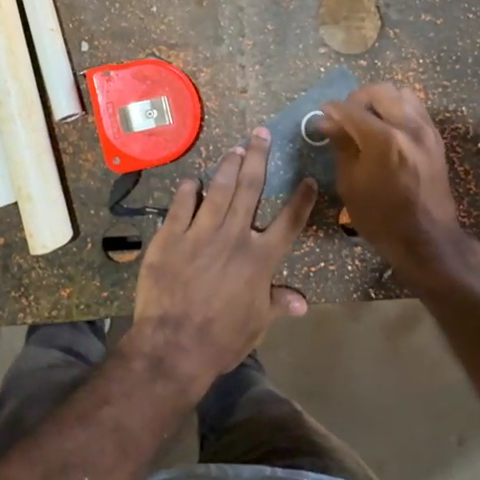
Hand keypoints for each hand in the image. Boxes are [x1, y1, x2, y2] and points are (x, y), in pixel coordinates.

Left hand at [122, 127, 315, 396]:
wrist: (174, 345)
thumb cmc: (222, 339)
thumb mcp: (257, 324)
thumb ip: (277, 304)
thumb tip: (302, 303)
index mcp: (260, 258)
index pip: (288, 222)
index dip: (301, 200)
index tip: (308, 179)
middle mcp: (234, 236)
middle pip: (250, 189)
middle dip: (258, 158)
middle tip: (260, 134)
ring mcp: (200, 233)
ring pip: (218, 190)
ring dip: (228, 166)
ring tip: (234, 149)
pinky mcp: (170, 237)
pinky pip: (181, 205)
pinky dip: (188, 190)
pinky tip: (193, 180)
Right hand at [320, 84, 464, 282]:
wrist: (427, 239)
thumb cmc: (382, 218)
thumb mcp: (351, 184)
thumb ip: (341, 145)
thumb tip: (326, 121)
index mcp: (384, 140)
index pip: (351, 109)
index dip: (332, 110)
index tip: (322, 116)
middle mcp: (409, 127)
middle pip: (379, 91)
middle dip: (357, 99)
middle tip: (345, 117)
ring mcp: (426, 130)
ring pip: (401, 94)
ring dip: (380, 101)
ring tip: (368, 120)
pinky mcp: (435, 137)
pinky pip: (415, 108)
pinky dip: (397, 109)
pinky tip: (386, 129)